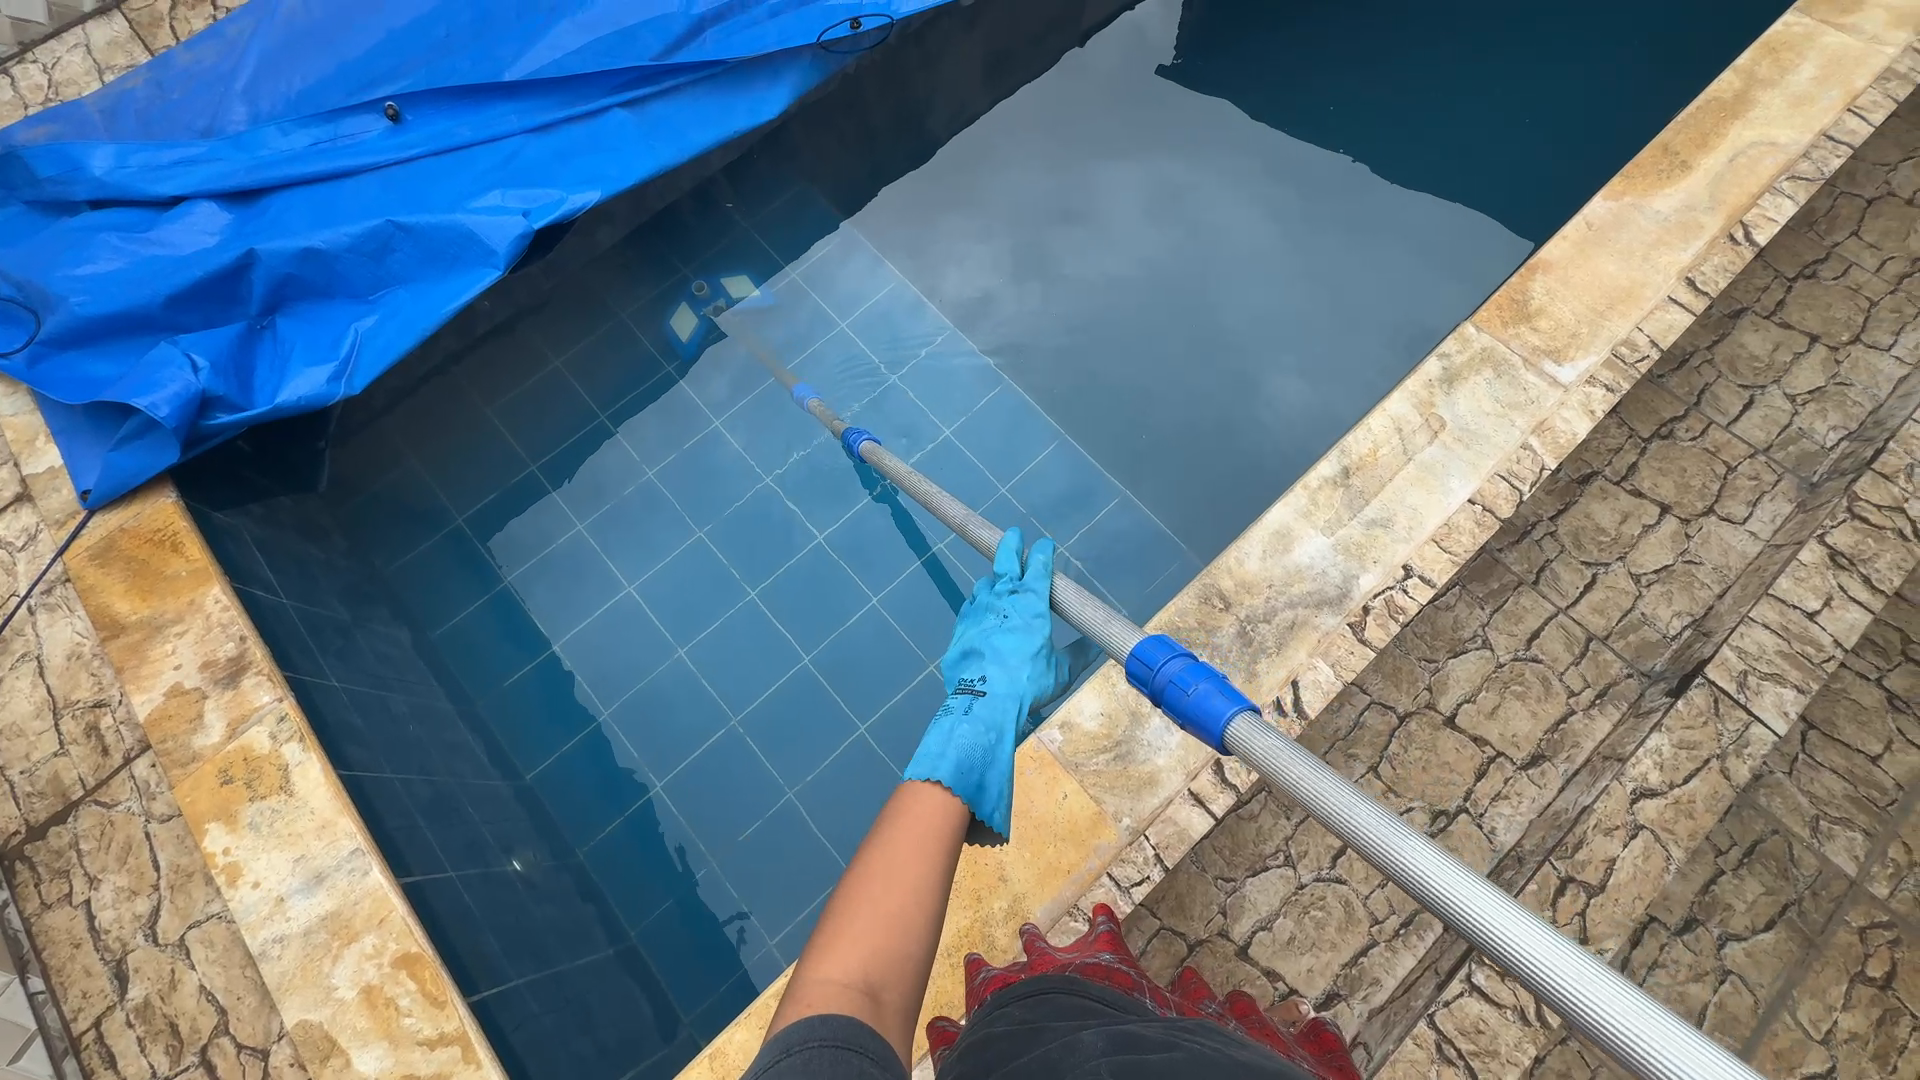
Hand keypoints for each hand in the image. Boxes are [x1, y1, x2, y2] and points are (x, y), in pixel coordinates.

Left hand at [904, 528, 1096, 838]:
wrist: (984, 702)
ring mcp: (976, 611)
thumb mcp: (1063, 670)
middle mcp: (1002, 599)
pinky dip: (977, 606)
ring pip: (984, 585)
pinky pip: (969, 609)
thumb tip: (1098, 643)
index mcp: (1031, 602)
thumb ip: (1080, 653)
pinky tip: (979, 612)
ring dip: (993, 580)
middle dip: (1010, 545)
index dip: (1042, 552)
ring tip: (997, 580)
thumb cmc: (1030, 683)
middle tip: (1013, 534)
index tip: (1043, 544)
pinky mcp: (959, 629)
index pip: (1038, 566)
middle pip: (1004, 561)